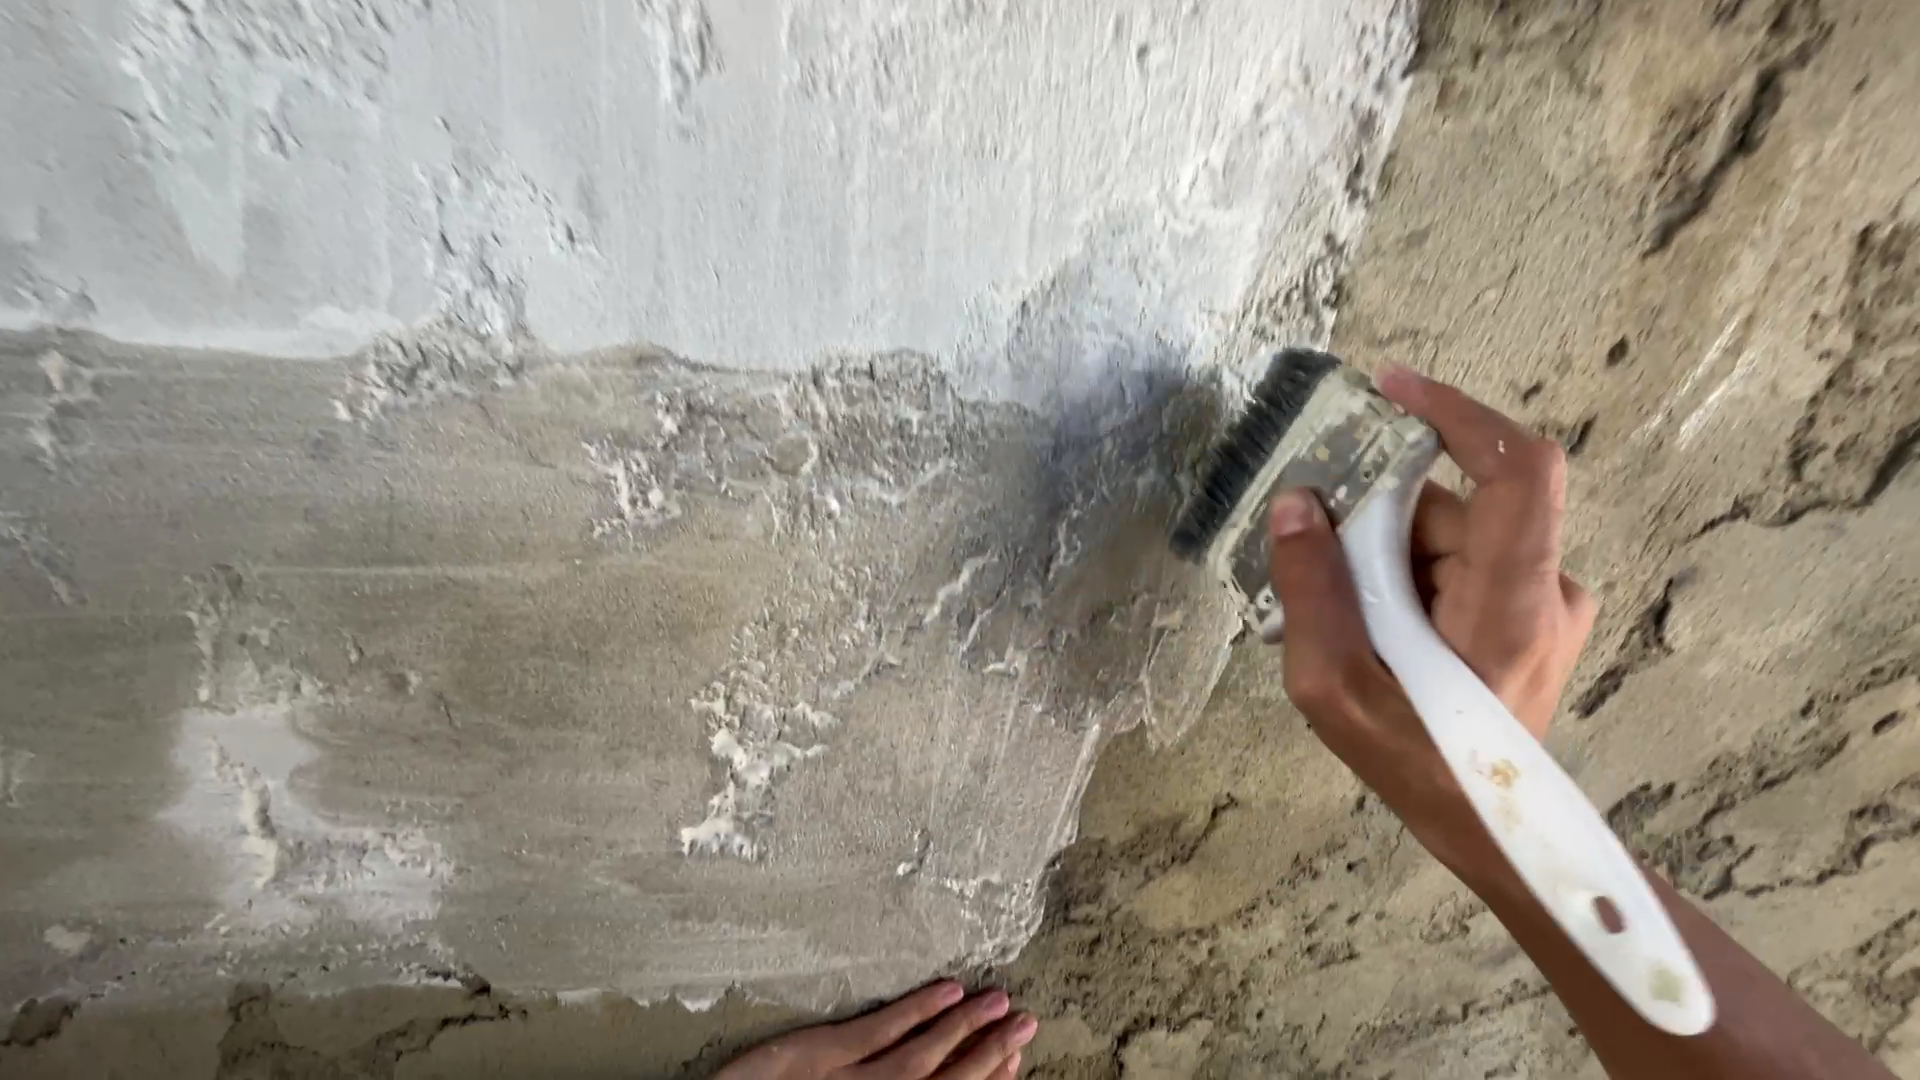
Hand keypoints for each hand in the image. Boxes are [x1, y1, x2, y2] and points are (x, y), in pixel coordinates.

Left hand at [715, 982, 1035, 1079]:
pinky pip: (879, 1032)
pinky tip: (948, 992)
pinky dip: (919, 1012)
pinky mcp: (818, 1058)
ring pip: (923, 1059)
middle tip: (1026, 1024)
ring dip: (967, 1032)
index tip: (1014, 1060)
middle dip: (990, 1056)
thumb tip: (924, 1067)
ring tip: (1002, 1003)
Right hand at [1264, 365, 1597, 874]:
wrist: (1487, 831)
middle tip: (1309, 569)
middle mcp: (1543, 587)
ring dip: (1376, 563)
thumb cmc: (1411, 764)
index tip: (1389, 389)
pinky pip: (1450, 565)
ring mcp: (1539, 601)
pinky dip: (1398, 580)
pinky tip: (1366, 629)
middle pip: (1446, 511)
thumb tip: (1296, 503)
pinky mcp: (1525, 615)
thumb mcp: (1331, 683)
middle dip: (1369, 528)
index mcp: (1510, 601)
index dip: (1458, 414)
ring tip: (1333, 621)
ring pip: (1440, 539)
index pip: (1516, 470)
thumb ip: (1310, 589)